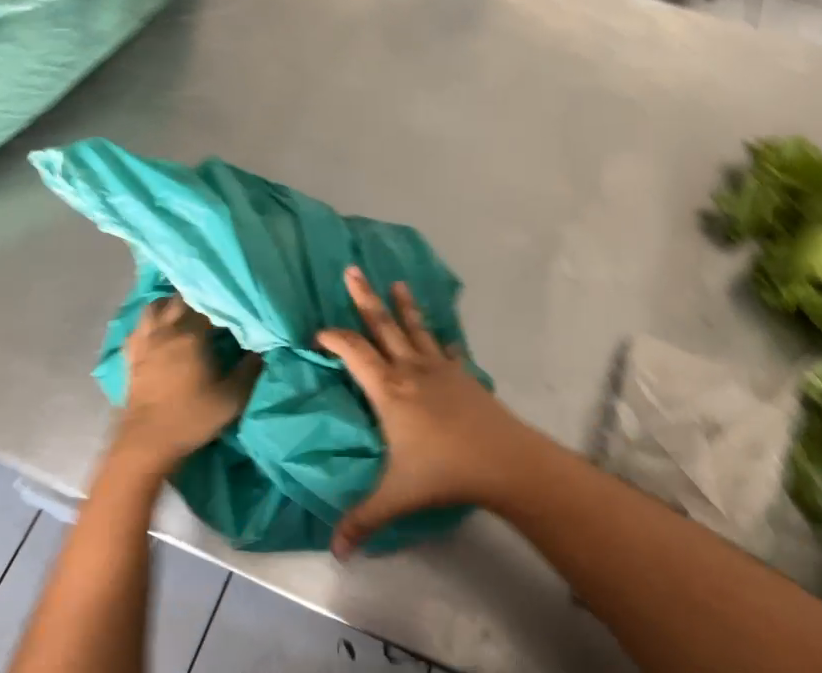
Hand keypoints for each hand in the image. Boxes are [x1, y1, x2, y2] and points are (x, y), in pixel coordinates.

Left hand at [113, 297, 260, 471]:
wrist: (148, 441)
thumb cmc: (192, 418)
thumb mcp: (232, 398)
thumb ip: (250, 370)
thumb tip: (263, 349)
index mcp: (191, 335)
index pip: (210, 304)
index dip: (225, 303)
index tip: (238, 308)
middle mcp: (166, 329)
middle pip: (181, 298)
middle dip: (199, 298)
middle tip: (216, 308)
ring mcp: (145, 340)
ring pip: (156, 305)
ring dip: (173, 304)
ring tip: (187, 312)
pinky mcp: (131, 354)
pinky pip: (140, 325)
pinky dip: (152, 321)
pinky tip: (160, 330)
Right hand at [317, 267, 539, 558]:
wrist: (504, 460)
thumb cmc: (444, 472)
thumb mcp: (397, 496)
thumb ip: (363, 520)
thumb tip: (336, 552)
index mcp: (388, 389)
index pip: (353, 352)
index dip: (333, 338)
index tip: (317, 331)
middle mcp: (410, 369)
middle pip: (382, 325)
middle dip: (364, 298)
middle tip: (352, 269)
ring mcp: (440, 368)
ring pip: (415, 329)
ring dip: (403, 306)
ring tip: (397, 283)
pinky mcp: (463, 375)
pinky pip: (447, 349)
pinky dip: (440, 338)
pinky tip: (441, 335)